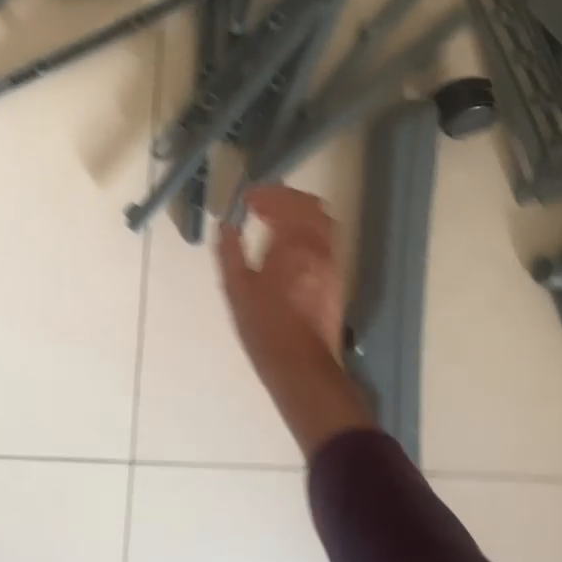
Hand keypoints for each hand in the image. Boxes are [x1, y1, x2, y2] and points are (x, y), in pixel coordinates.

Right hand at [217, 185, 375, 456]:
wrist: (301, 366)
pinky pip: (326, 241)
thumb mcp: (236, 288)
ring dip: (300, 213)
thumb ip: (230, 251)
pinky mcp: (335, 279)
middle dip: (286, 198)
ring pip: (324, 223)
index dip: (267, 195)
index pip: (287, 204)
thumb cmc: (263, 327)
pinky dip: (308, 230)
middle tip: (261, 202)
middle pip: (312, 207)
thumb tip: (226, 225)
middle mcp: (319, 249)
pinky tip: (288, 245)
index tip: (247, 197)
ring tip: (274, 220)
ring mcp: (332, 264)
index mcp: (294, 246)